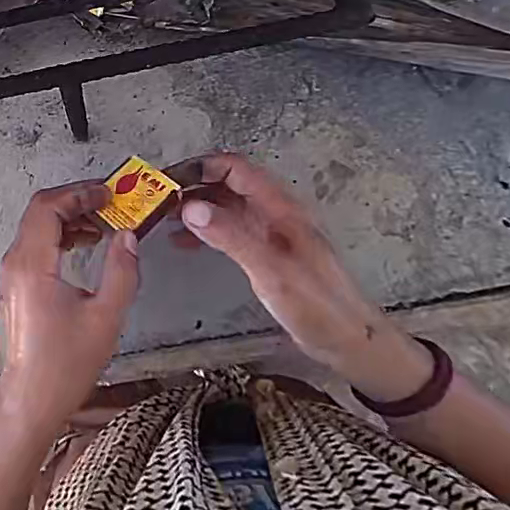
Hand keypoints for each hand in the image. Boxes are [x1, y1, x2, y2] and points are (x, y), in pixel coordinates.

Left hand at [0, 181, 141, 426]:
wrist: (31, 399)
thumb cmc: (64, 364)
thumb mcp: (105, 318)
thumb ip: (121, 272)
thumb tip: (128, 237)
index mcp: (33, 265)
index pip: (48, 207)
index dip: (79, 193)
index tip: (108, 193)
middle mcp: (16, 262)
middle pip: (40, 209)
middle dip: (76, 199)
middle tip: (108, 201)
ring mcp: (14, 271)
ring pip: (37, 223)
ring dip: (69, 215)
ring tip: (103, 222)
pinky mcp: (18, 282)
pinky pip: (36, 241)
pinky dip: (61, 233)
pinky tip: (86, 243)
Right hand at [168, 152, 429, 399]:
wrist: (351, 342)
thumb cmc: (316, 305)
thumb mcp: (270, 271)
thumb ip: (231, 236)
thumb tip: (190, 207)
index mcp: (279, 206)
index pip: (234, 168)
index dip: (200, 167)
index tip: (167, 181)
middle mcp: (273, 211)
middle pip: (227, 183)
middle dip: (192, 186)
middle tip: (158, 200)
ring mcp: (270, 231)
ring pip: (226, 205)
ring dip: (196, 207)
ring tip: (164, 218)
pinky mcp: (266, 252)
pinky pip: (230, 228)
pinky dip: (206, 229)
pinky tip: (185, 242)